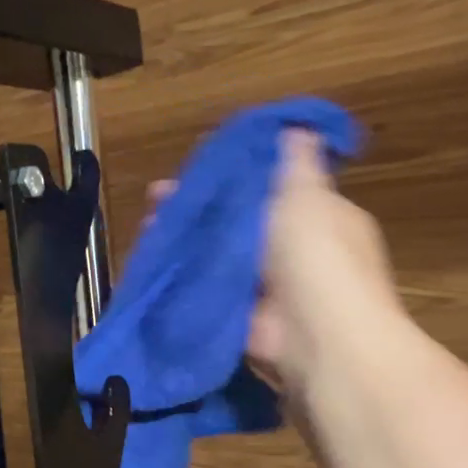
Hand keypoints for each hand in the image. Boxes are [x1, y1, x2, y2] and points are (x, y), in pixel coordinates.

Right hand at [137, 130, 398, 386]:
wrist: (317, 339)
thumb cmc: (316, 256)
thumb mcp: (307, 196)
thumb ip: (294, 164)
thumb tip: (296, 128)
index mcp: (319, 218)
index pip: (274, 187)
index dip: (237, 174)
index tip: (199, 163)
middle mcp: (294, 251)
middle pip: (237, 221)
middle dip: (199, 207)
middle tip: (158, 195)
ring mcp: (266, 287)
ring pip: (217, 253)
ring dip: (184, 239)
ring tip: (148, 224)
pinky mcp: (239, 316)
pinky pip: (206, 288)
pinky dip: (181, 275)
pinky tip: (152, 260)